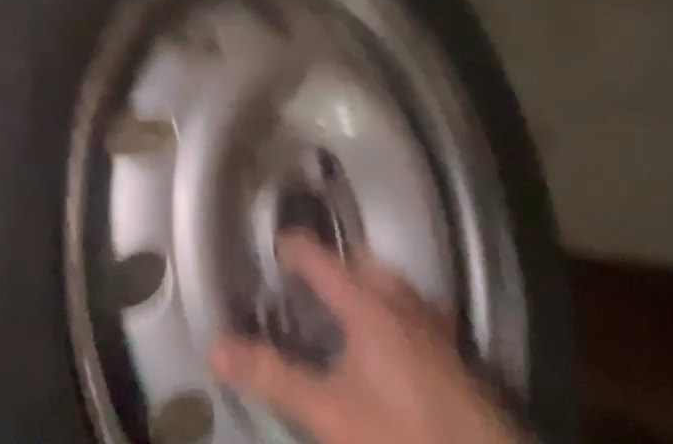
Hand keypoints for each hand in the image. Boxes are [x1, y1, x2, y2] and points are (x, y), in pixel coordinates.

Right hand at [211, 235, 523, 443]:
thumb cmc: (405, 432)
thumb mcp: (328, 410)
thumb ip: (272, 376)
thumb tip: (214, 346)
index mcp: (370, 306)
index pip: (319, 258)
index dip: (288, 248)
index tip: (262, 247)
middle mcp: (405, 308)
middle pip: (366, 267)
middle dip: (335, 266)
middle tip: (303, 281)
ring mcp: (437, 335)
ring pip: (397, 293)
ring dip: (366, 291)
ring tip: (339, 311)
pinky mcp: (458, 365)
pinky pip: (415, 320)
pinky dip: (391, 319)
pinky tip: (382, 352)